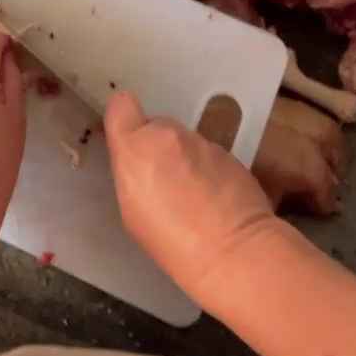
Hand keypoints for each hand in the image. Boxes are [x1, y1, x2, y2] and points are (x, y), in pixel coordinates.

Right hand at [104, 91, 288, 311]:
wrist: (233, 252)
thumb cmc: (169, 239)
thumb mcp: (131, 207)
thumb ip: (131, 169)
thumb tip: (141, 160)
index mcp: (136, 145)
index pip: (122, 104)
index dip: (125, 119)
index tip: (129, 140)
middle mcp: (169, 134)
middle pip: (156, 127)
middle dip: (158, 148)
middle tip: (164, 182)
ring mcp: (203, 142)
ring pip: (185, 143)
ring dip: (185, 160)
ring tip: (194, 198)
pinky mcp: (231, 155)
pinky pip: (210, 157)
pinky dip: (209, 172)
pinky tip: (215, 202)